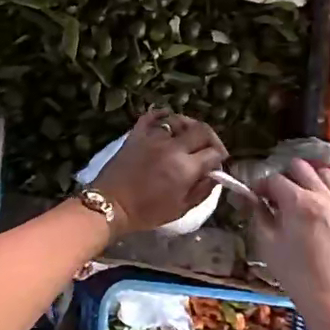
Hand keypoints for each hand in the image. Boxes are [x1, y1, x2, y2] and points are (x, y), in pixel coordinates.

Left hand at [90, 110, 227, 233]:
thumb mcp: (181, 209)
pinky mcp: (136, 134)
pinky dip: (163, 116)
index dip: (220, 159)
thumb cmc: (146, 212)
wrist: (110, 205)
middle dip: (212, 140)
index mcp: (185, 168)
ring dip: (190, 126)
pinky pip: (152, 116)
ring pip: (179, 120)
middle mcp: (172, 147)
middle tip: (210, 150)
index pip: (213, 153)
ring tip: (191, 137)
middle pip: (202, 130)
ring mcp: (153, 137)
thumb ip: (202, 191)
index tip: (217, 165)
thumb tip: (215, 175)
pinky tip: (169, 123)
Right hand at [253, 160, 329, 325]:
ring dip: (311, 181)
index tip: (254, 198)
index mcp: (298, 201)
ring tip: (302, 198)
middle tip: (276, 196)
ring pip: (327, 175)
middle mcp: (323, 197)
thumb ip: (258, 214)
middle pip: (301, 167)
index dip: (260, 186)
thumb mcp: (266, 243)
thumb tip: (252, 198)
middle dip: (285, 177)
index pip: (274, 179)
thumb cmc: (294, 273)